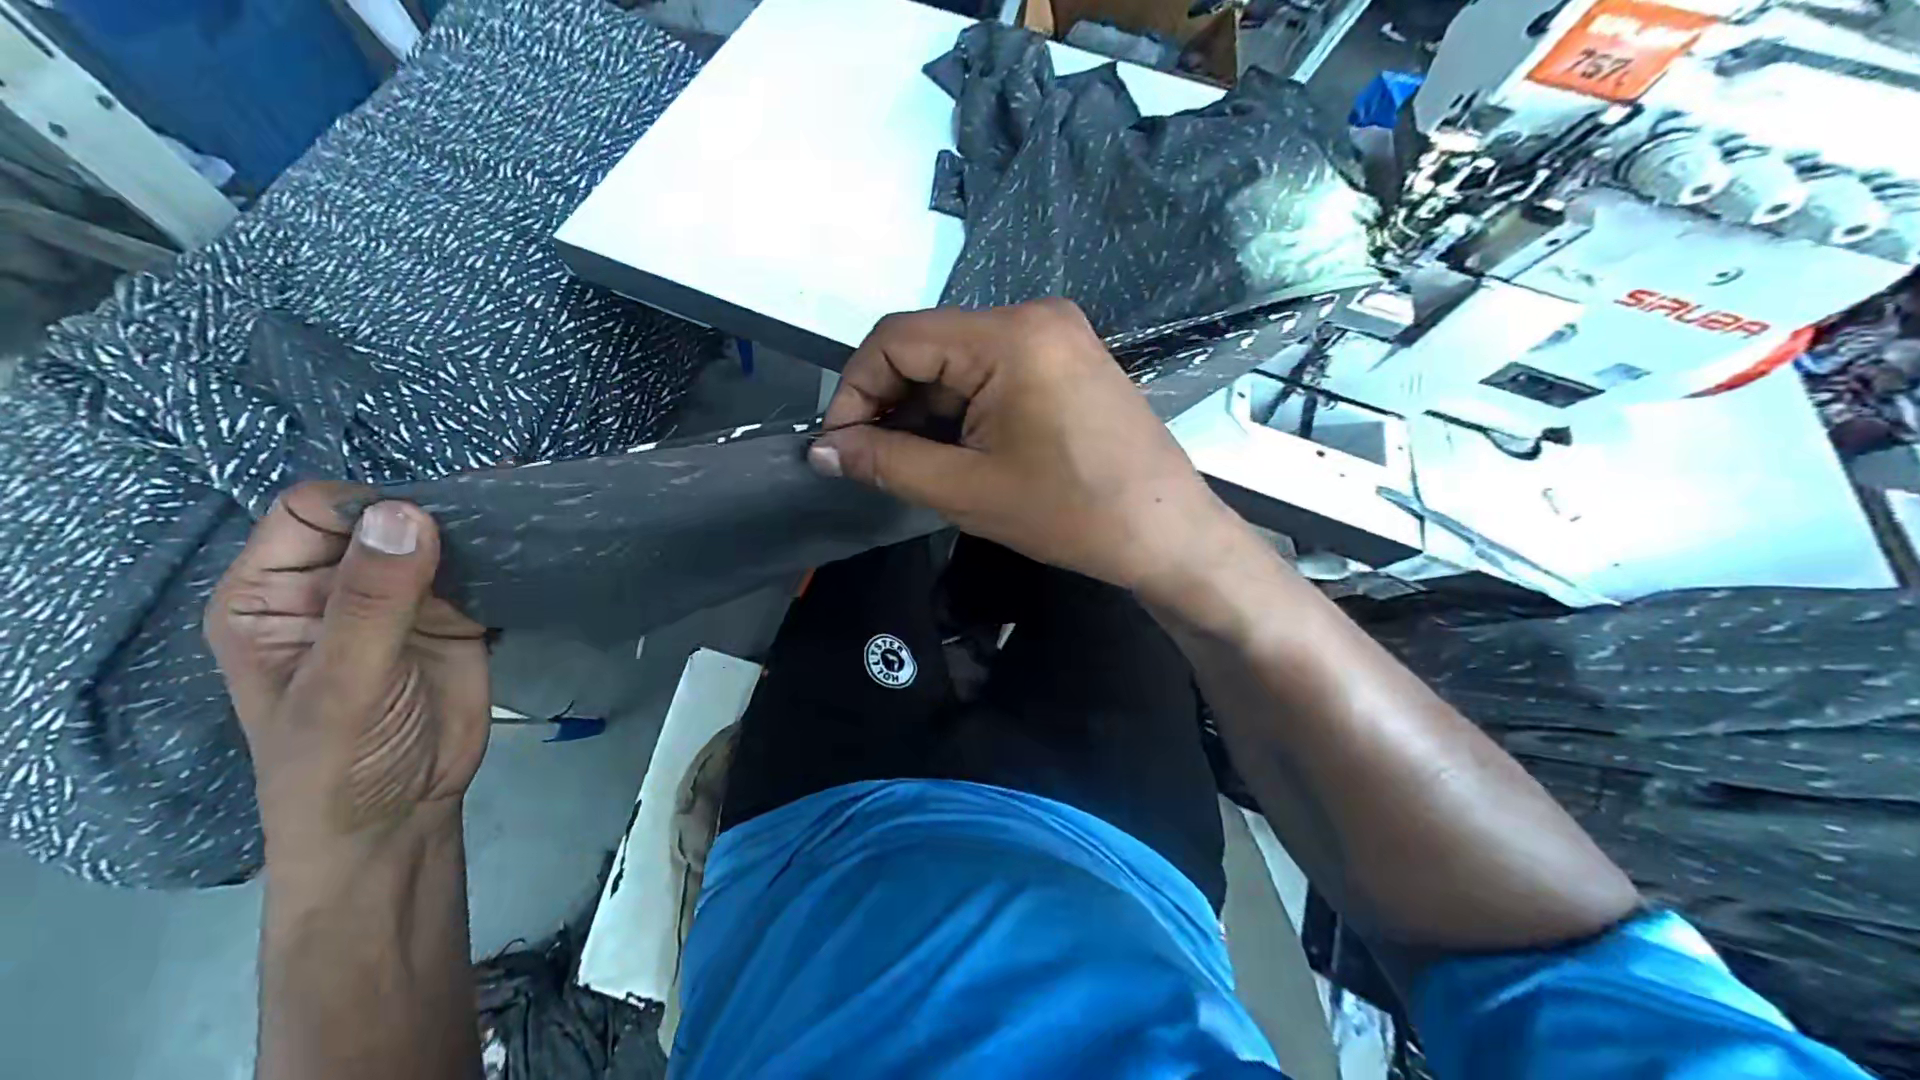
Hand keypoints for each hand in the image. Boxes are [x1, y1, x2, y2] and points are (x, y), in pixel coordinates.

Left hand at [205, 482, 489, 868]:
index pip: (315, 512)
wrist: (401, 818)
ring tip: (523, 522)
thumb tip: (405, 512)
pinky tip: (531, 551)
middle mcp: (335, 586)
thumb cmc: (338, 763)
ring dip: (477, 531)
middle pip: (385, 518)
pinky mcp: (453, 617)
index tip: (430, 529)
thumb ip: (372, 602)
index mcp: (274, 593)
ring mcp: (400, 600)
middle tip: (496, 510)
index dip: (369, 508)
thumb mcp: (343, 686)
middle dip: (435, 511)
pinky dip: (503, 560)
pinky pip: (477, 572)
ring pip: (438, 539)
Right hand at [810, 301, 1250, 598]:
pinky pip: (992, 371)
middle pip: (928, 346)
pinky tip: (953, 450)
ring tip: (911, 464)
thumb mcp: (967, 490)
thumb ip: (886, 462)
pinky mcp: (1065, 360)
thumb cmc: (1072, 513)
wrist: (1168, 534)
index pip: (897, 338)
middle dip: (889, 403)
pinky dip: (961, 407)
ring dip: (923, 409)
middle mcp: (1033, 317)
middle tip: (871, 461)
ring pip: (957, 361)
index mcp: (1009, 336)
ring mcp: (1055, 336)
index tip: (839, 445)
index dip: (855, 390)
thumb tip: (822, 451)